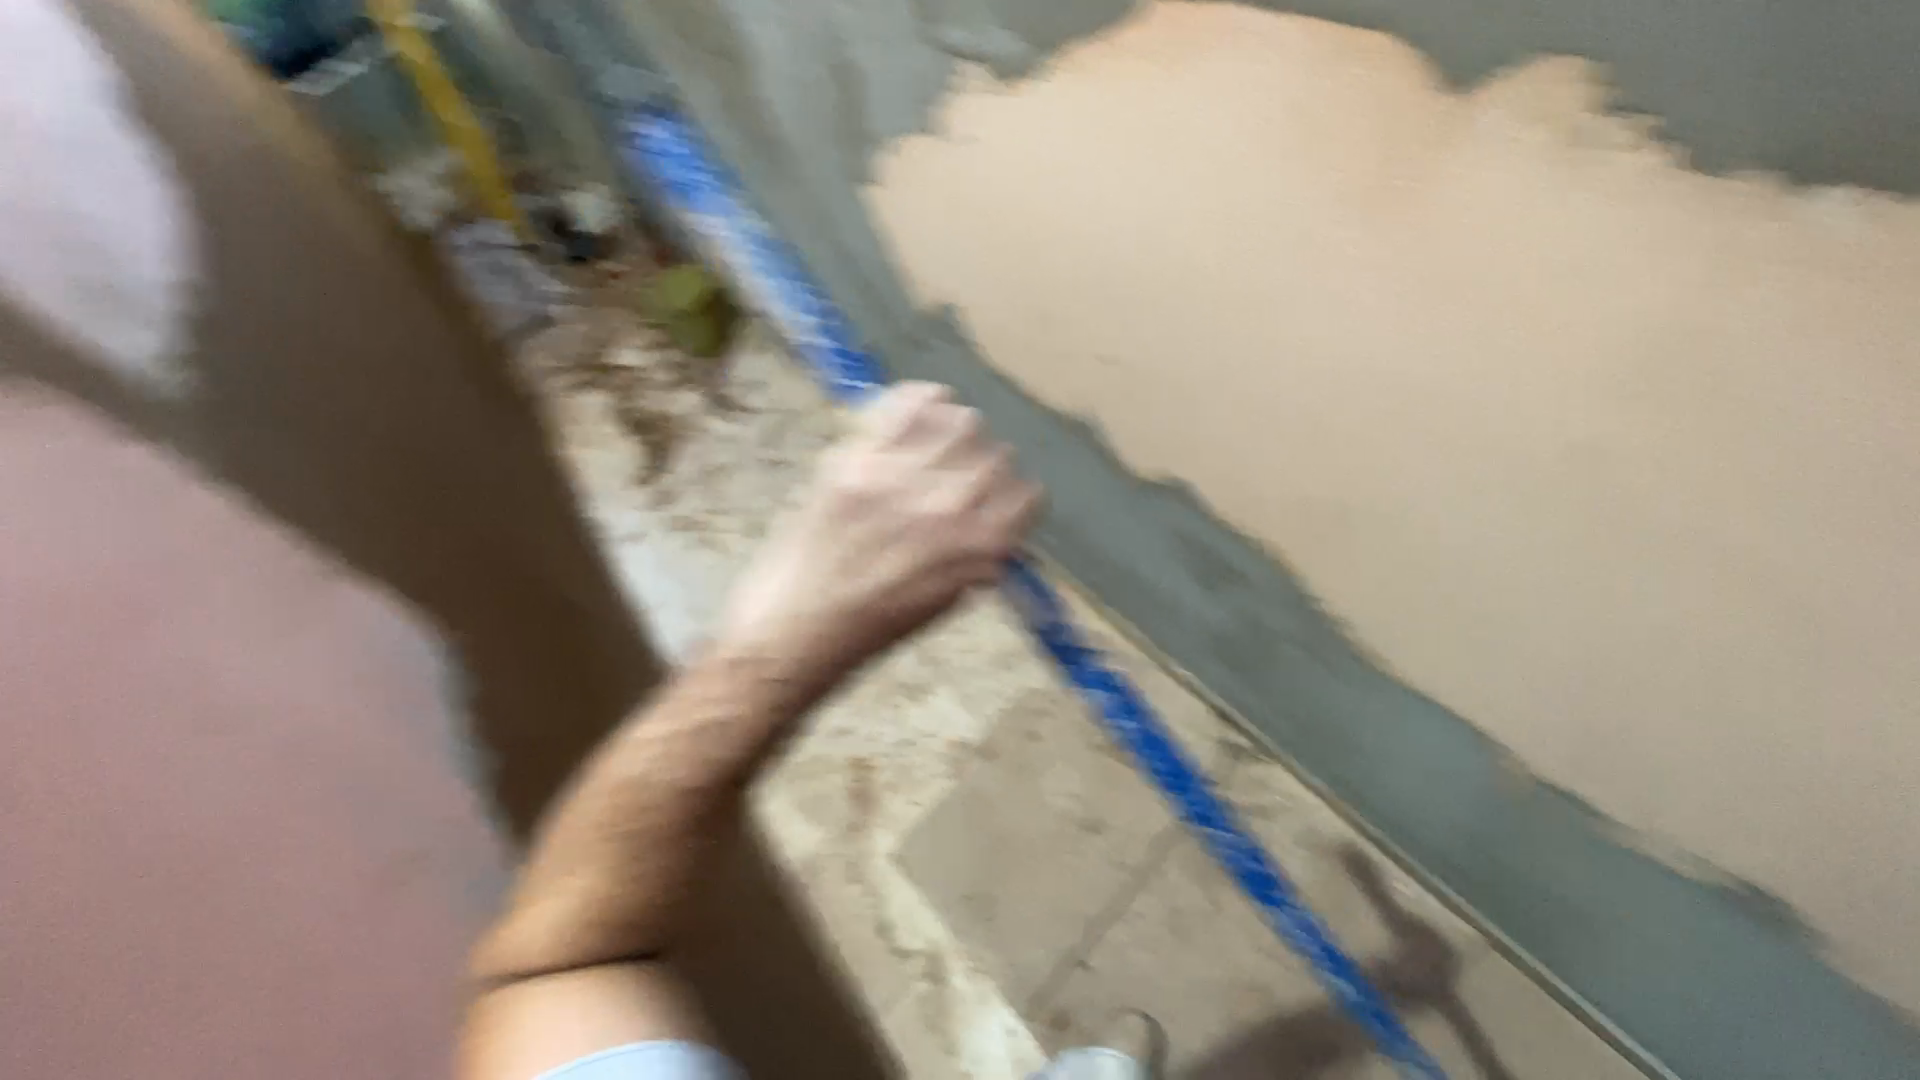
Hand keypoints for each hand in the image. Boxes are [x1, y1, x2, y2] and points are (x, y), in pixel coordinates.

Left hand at [717, 382, 1041, 678]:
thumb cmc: (873, 626)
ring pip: (962, 420)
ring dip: (956, 433)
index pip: (1028, 494)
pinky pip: (908, 402)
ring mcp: (902, 477)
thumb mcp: (947, 602)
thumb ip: (979, 558)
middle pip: (997, 454)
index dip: (1013, 497)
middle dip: (984, 466)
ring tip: (937, 445)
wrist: (797, 627)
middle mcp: (950, 505)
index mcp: (980, 547)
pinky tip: (919, 409)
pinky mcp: (858, 457)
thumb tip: (999, 523)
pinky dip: (921, 399)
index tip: (998, 499)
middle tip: (959, 476)